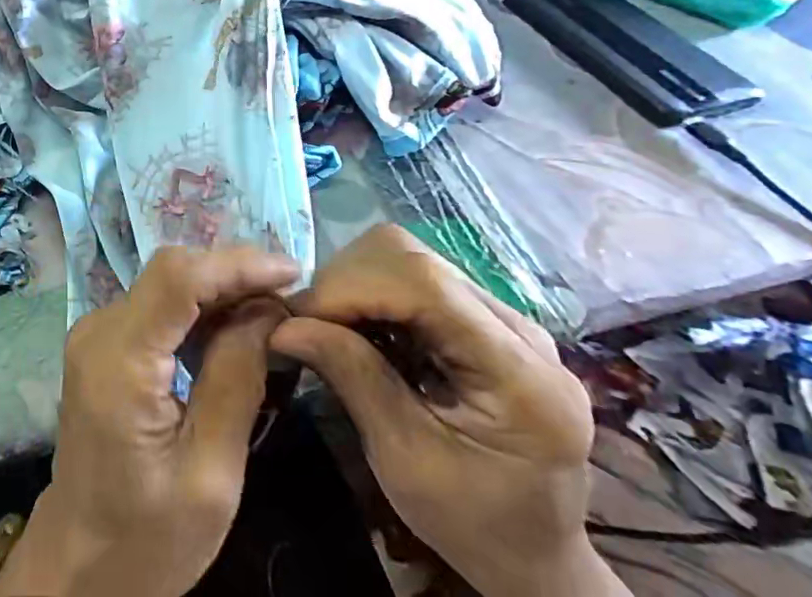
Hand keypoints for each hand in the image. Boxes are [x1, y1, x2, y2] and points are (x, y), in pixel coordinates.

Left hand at [0, 247, 298, 596]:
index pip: (176, 278)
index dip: (236, 264)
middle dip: (232, 274)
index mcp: (119, 359)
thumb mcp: (211, 470)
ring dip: (218, 291)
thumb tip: (266, 310)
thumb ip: (236, 379)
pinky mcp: (100, 348)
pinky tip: (236, 329)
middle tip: (293, 297)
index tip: (292, 272)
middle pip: (168, 275)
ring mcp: (94, 336)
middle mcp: (97, 331)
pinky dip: (196, 312)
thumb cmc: (150, 534)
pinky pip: (153, 311)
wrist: (82, 557)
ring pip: (162, 287)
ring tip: (276, 310)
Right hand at [269, 225, 625, 596]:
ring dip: (352, 284)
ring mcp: (502, 320)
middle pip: (410, 257)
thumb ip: (352, 378)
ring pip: (405, 256)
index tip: (298, 320)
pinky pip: (410, 277)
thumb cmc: (471, 521)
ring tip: (331, 329)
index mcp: (520, 375)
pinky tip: (358, 332)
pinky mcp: (479, 320)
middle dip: (344, 282)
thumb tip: (281, 324)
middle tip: (309, 327)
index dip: (349, 288)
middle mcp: (519, 330)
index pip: (425, 284)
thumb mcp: (404, 458)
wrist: (530, 554)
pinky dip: (367, 293)